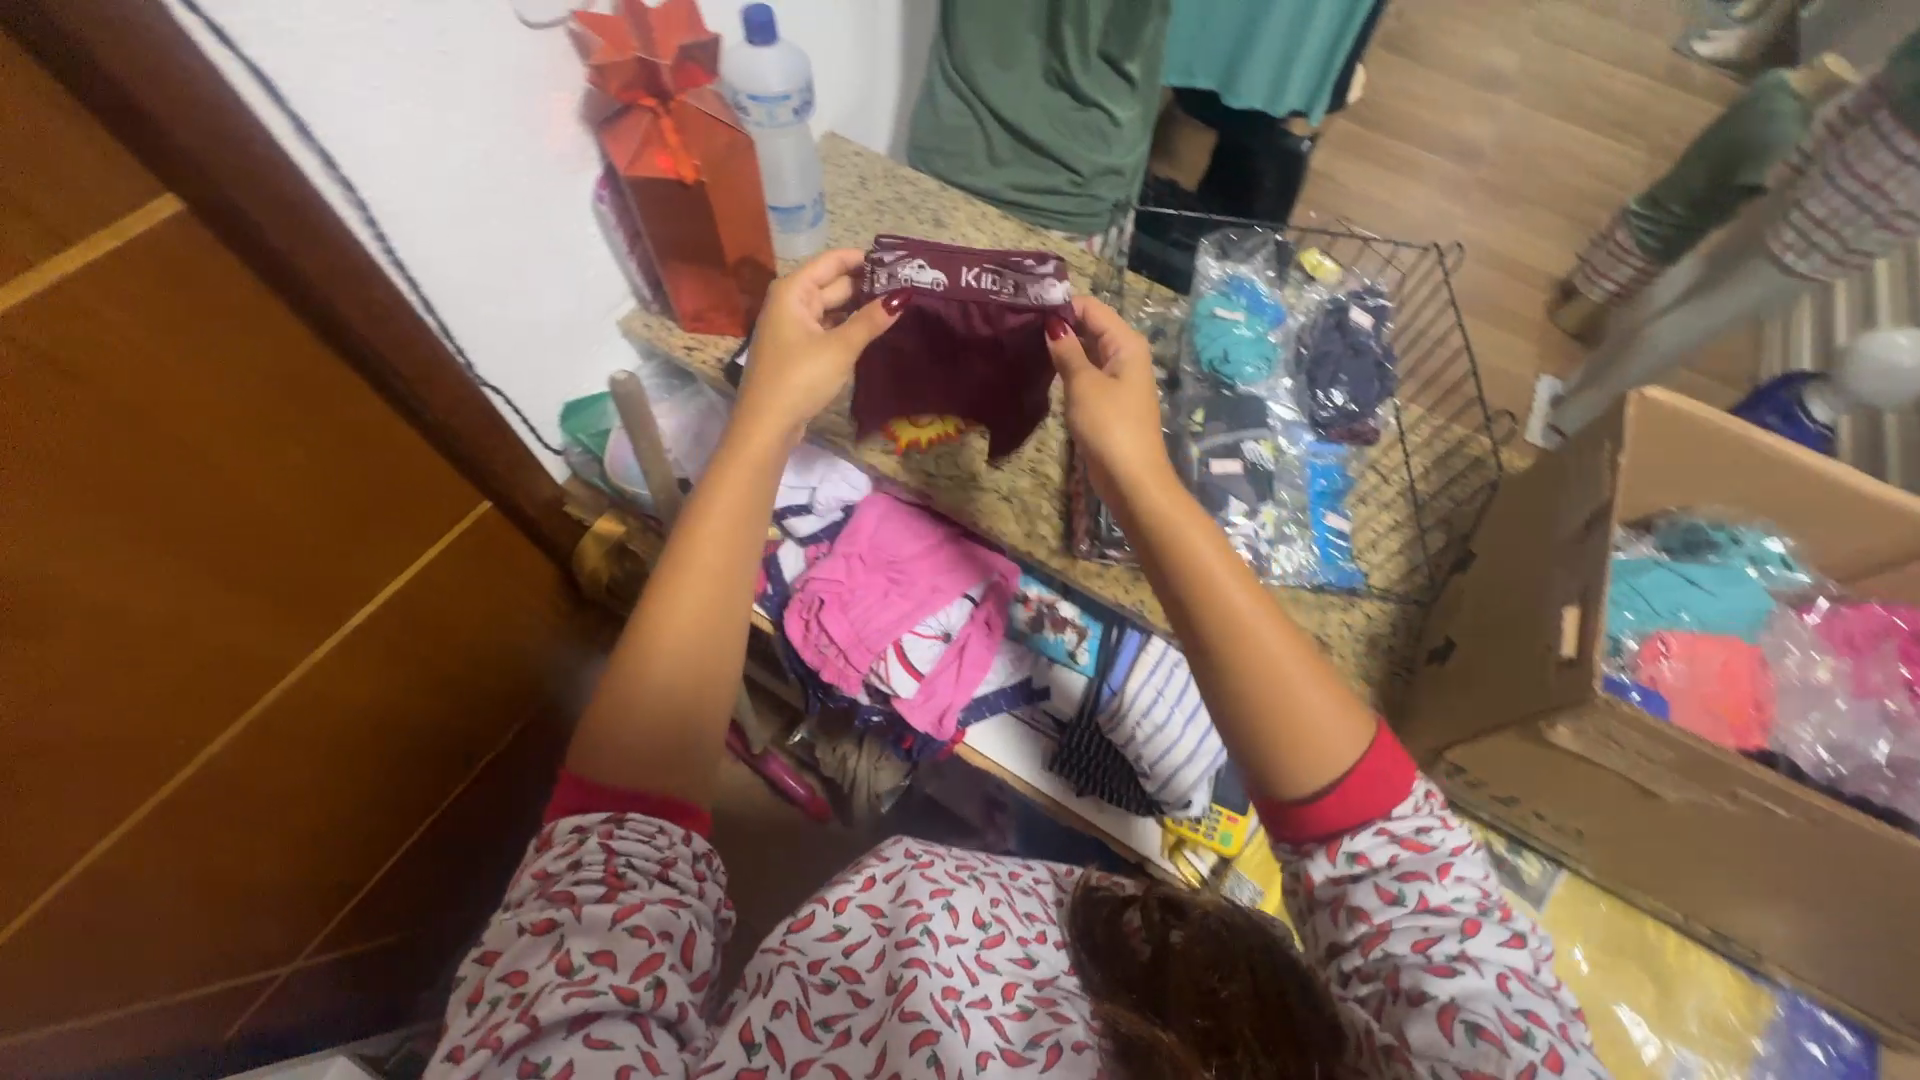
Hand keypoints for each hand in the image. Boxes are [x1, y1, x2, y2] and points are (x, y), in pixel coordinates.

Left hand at [732, 248, 907, 445]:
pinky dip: (846, 328)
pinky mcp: (797, 351)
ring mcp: (792, 328)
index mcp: (793, 291)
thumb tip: (902, 296)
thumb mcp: (840, 348)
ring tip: (895, 307)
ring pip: (831, 309)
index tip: (896, 261)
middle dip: (865, 285)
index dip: (862, 259)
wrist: (766, 424)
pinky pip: (826, 329)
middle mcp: (790, 303)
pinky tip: (871, 332)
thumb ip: (871, 320)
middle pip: (832, 284)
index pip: (832, 262)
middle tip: (904, 286)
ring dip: (858, 309)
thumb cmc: (800, 378)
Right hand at [1046, 297, 1175, 499]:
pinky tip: (1045, 373)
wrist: (1131, 479)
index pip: (1091, 308)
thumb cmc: (1109, 426)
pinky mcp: (1109, 402)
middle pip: (1090, 328)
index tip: (1027, 311)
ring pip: (1088, 352)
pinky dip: (1069, 371)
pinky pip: (1088, 375)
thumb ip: (1067, 351)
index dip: (1062, 306)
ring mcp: (1119, 379)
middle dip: (1060, 327)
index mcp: (1126, 343)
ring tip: (1026, 347)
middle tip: (1020, 329)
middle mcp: (1126, 355)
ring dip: (1062, 350)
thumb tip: (1052, 324)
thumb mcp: (1083, 384)